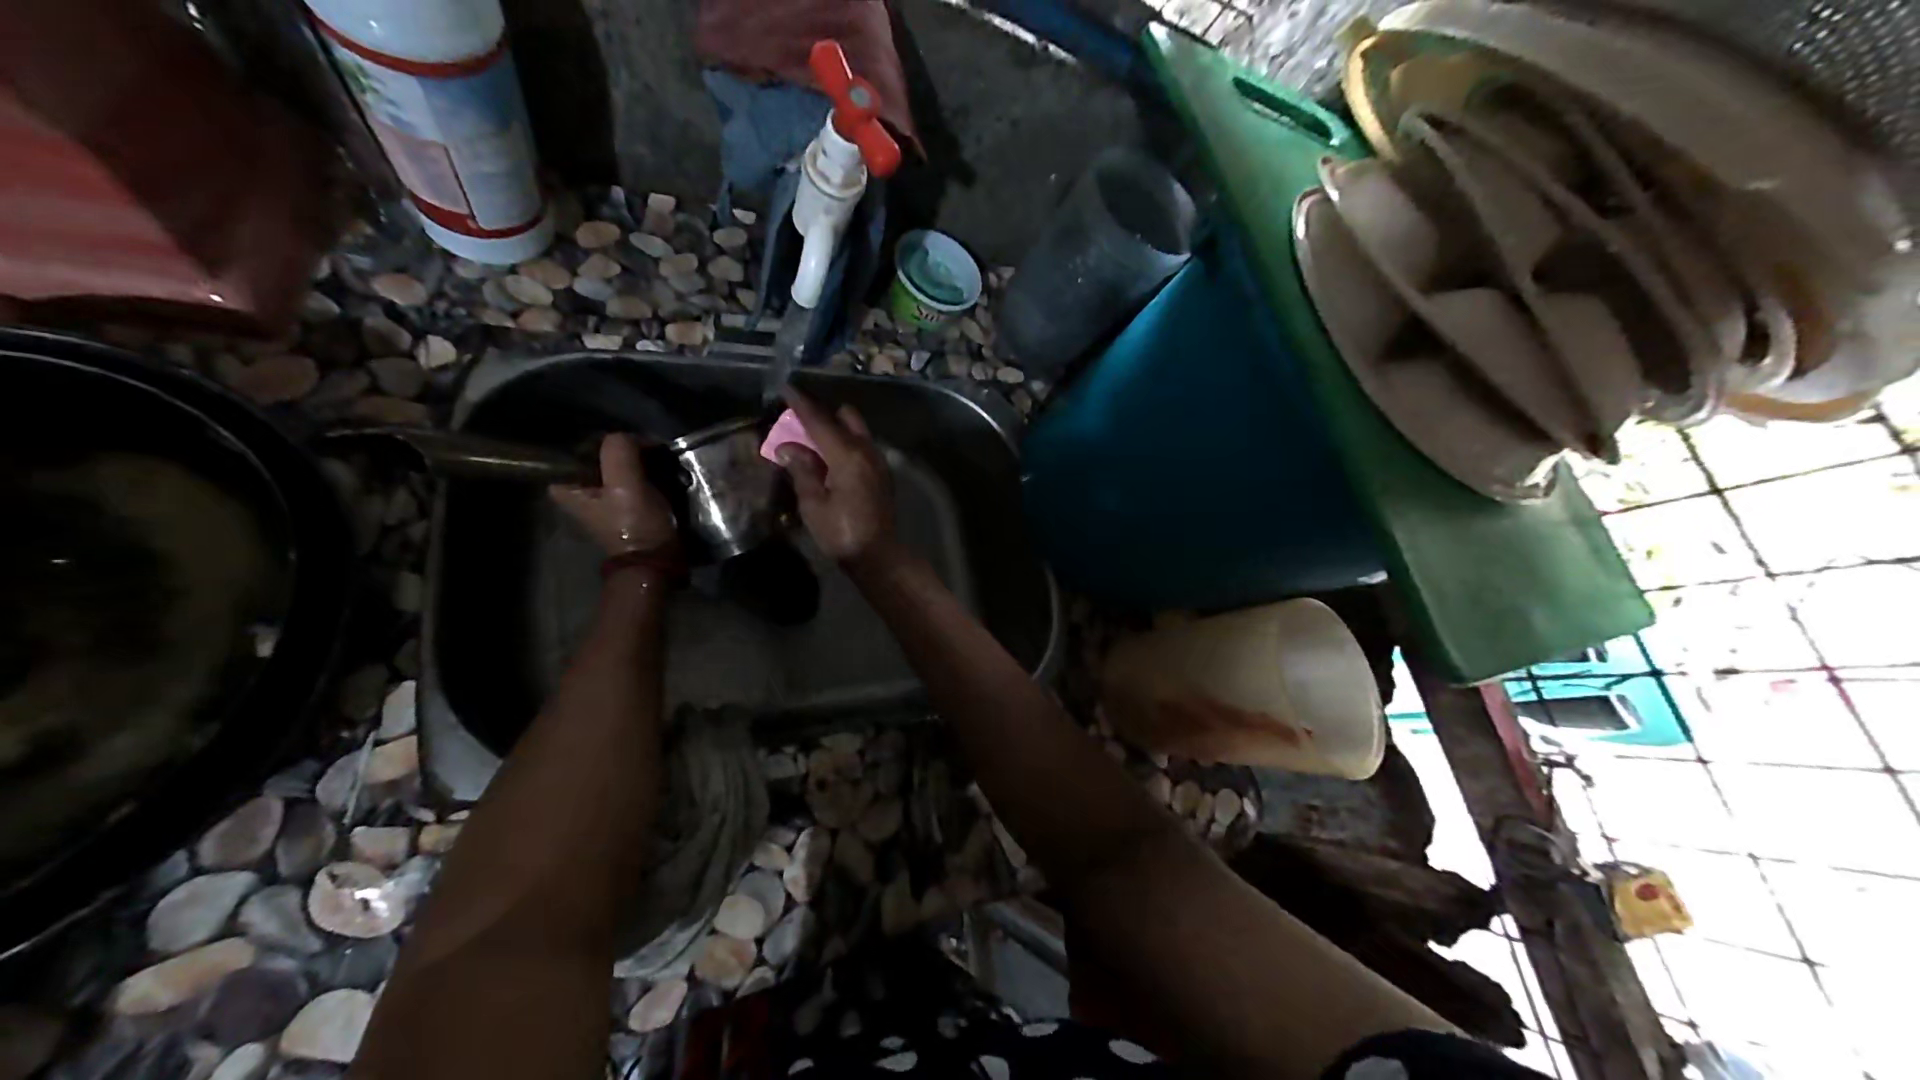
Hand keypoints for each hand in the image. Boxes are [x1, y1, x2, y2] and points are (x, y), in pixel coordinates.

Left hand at [549, 434, 677, 555]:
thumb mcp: (625, 484)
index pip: (584, 442)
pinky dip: (648, 473)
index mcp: (563, 483)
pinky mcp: (623, 504)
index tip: (636, 447)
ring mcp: (601, 497)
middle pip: (602, 452)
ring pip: (620, 463)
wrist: (657, 561)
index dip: (612, 441)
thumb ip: (620, 450)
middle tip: (652, 453)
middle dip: (629, 451)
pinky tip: (663, 475)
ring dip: (642, 461)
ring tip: (661, 463)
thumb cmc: (634, 525)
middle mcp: (576, 487)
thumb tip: (635, 436)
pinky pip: (633, 476)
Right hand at [776, 388, 895, 562]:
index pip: (820, 421)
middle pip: (844, 417)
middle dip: (821, 415)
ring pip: (856, 430)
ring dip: (835, 429)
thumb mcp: (814, 504)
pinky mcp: (882, 473)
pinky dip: (845, 443)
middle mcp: (867, 451)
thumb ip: (802, 470)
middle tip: (798, 423)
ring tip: (811, 442)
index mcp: (847, 455)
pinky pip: (862, 445)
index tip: (786, 389)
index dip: (801, 404)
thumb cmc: (841, 533)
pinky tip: (830, 458)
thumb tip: (787, 447)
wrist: (878, 555)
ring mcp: (878, 461)